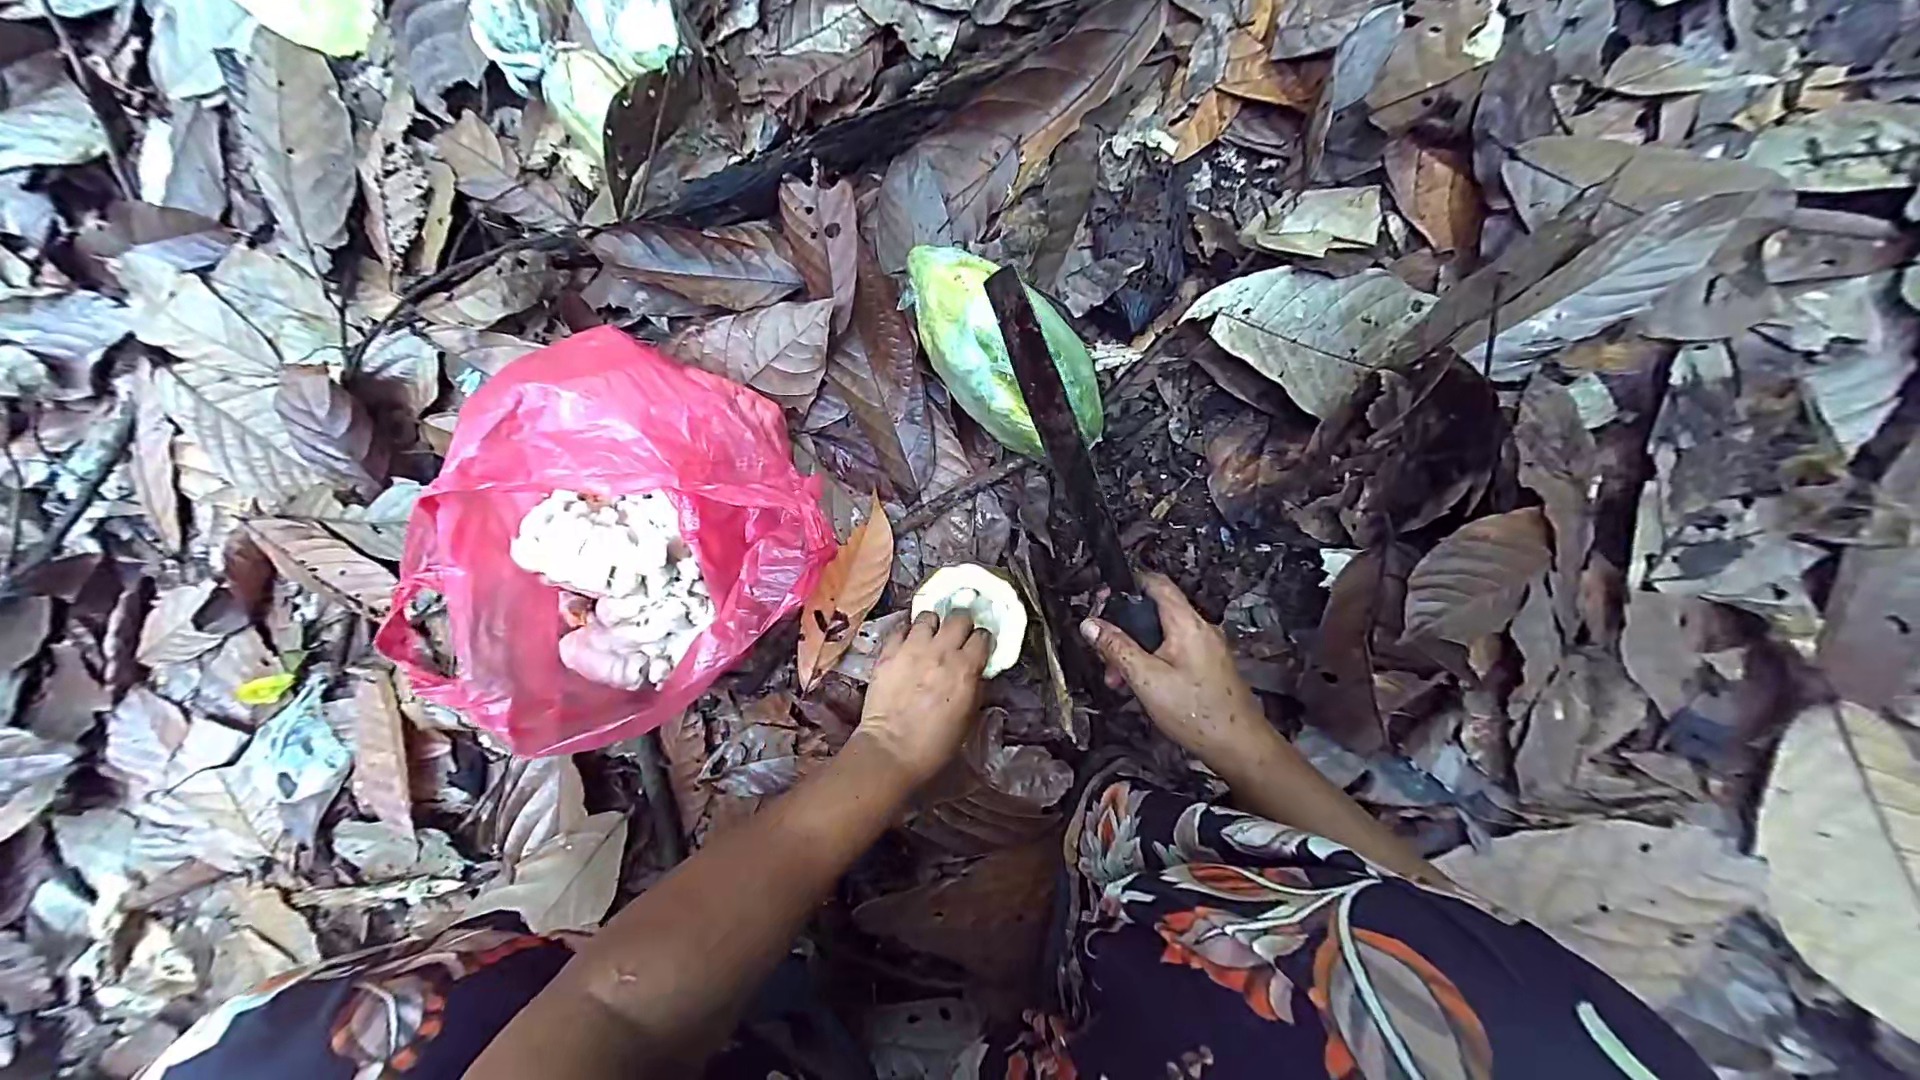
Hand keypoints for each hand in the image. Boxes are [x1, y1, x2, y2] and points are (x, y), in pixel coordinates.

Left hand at [856, 609, 990, 785]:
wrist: (891, 751)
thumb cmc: (935, 743)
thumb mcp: (969, 717)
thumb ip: (976, 686)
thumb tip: (976, 670)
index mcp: (965, 669)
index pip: (983, 636)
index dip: (982, 641)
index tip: (978, 647)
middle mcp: (941, 651)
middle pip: (958, 618)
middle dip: (961, 625)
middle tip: (957, 637)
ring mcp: (911, 648)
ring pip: (928, 616)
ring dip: (933, 625)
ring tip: (930, 637)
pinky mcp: (888, 652)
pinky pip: (901, 628)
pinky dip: (907, 634)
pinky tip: (907, 645)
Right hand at [1081, 573, 1274, 767]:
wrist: (1240, 747)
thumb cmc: (1198, 714)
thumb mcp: (1146, 679)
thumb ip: (1116, 648)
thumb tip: (1091, 624)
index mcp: (1186, 624)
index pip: (1156, 583)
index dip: (1127, 585)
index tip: (1103, 600)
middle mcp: (1200, 628)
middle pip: (1154, 611)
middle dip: (1124, 628)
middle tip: (1105, 650)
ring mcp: (1206, 646)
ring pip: (1161, 634)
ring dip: (1135, 649)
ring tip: (1118, 677)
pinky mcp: (1208, 664)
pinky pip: (1173, 650)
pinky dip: (1152, 660)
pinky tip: (1141, 684)